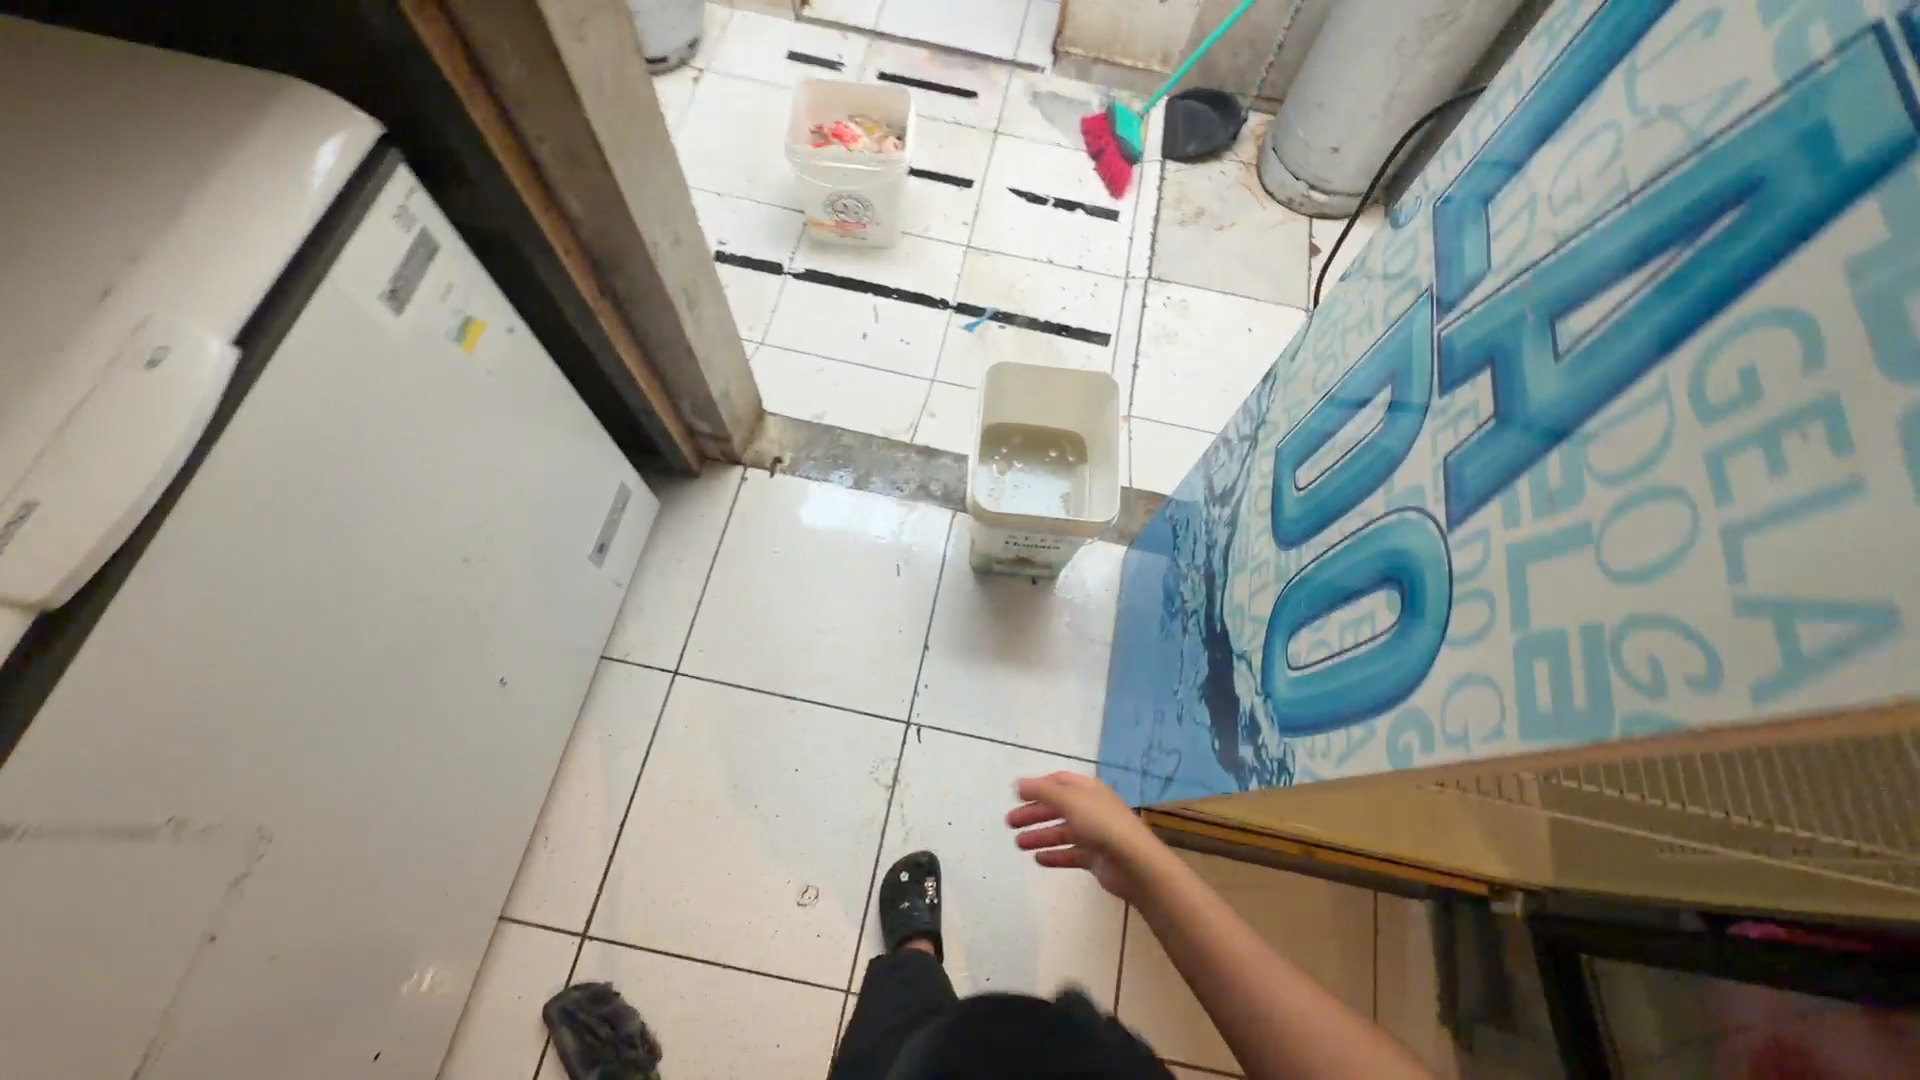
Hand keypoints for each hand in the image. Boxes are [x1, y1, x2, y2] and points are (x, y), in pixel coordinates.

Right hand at [1006, 772, 1163, 902]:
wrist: (1135, 863)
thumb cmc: (1101, 824)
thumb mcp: (1069, 801)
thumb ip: (1042, 791)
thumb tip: (1018, 783)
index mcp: (1088, 790)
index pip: (1059, 782)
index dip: (1038, 787)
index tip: (1016, 796)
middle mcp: (1091, 809)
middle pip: (1058, 808)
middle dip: (1034, 814)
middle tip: (1010, 823)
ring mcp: (1095, 834)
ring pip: (1062, 832)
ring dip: (1040, 836)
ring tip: (1018, 844)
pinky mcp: (1096, 858)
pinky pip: (1070, 854)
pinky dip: (1054, 856)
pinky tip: (1038, 860)